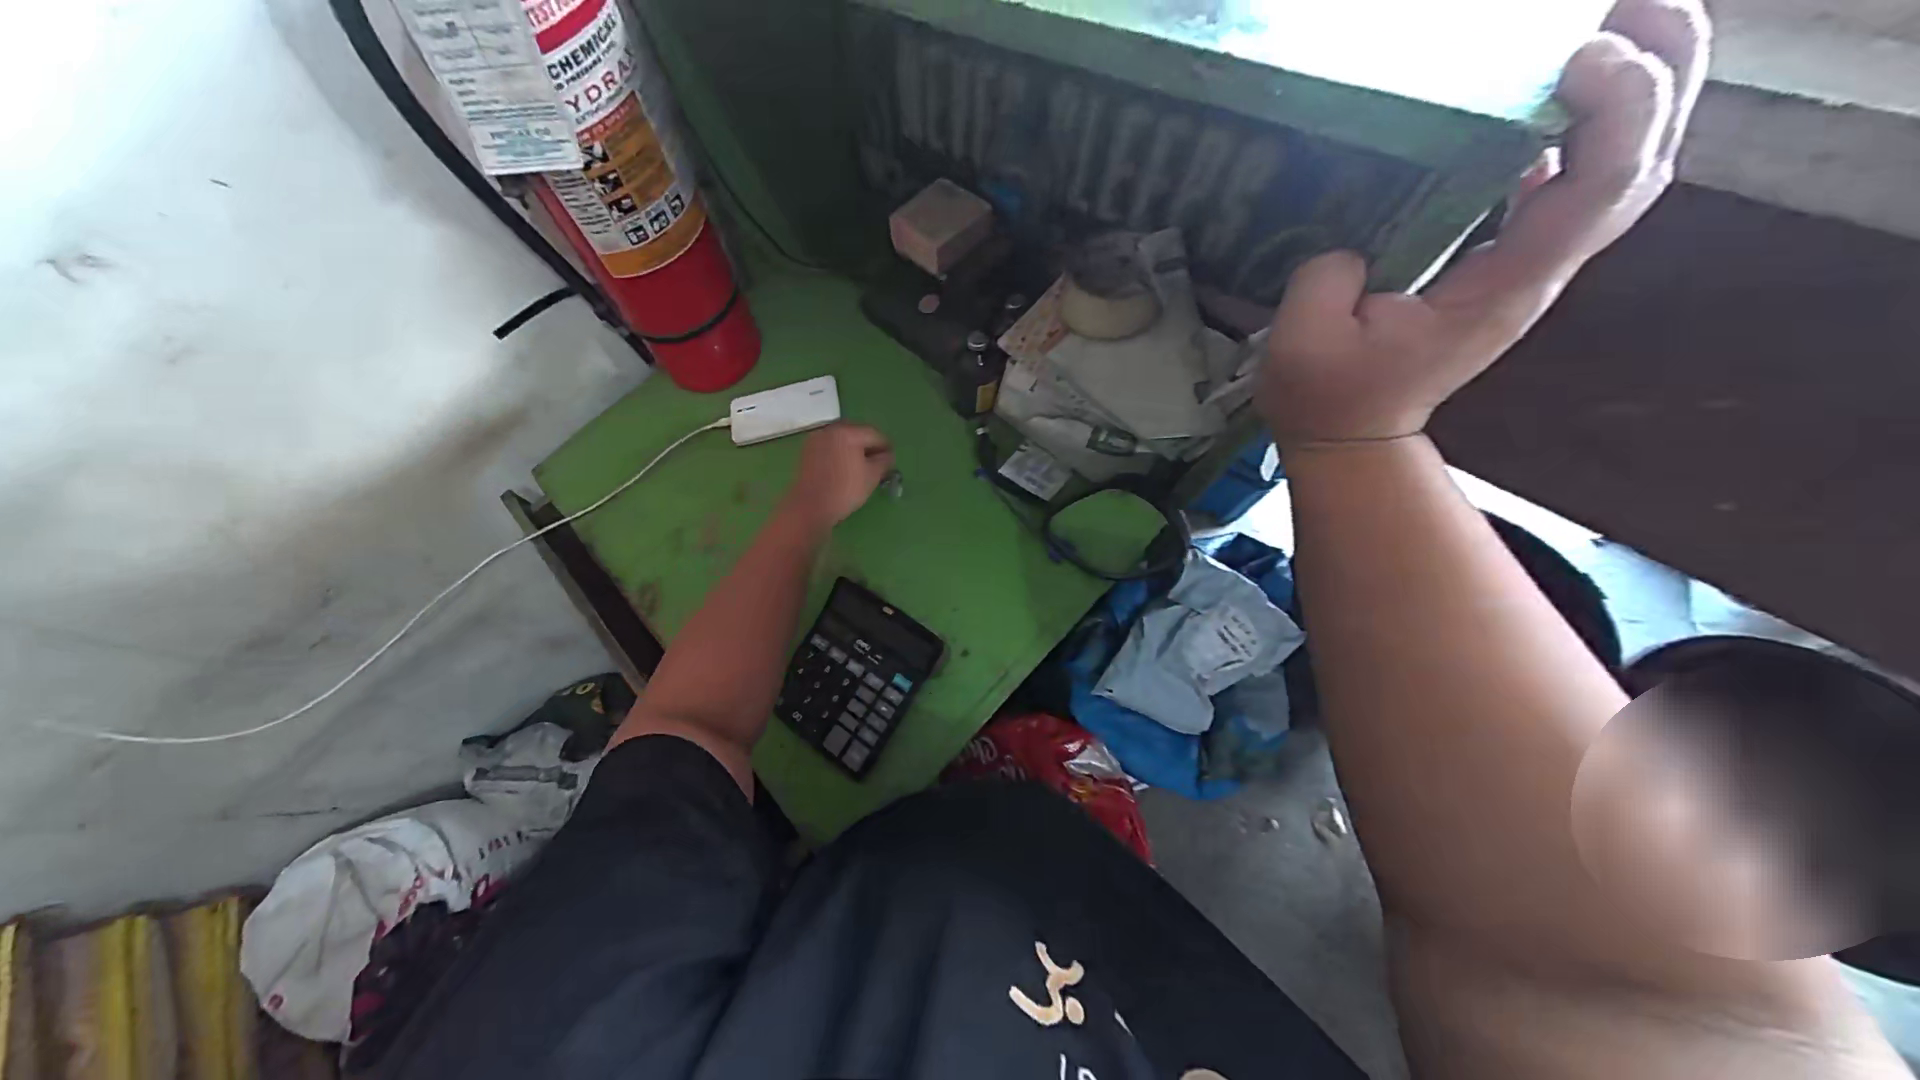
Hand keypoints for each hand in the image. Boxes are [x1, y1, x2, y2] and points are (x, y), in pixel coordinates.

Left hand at [781, 423, 894, 531]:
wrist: (810, 507)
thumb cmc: (845, 490)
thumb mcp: (872, 476)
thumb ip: (884, 461)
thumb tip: (887, 455)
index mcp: (848, 432)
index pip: (874, 434)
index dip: (886, 446)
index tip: (892, 458)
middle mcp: (830, 430)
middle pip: (856, 432)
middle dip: (869, 444)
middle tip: (878, 460)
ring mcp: (816, 440)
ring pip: (842, 439)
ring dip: (854, 448)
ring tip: (862, 465)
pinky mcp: (808, 451)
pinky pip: (830, 446)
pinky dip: (841, 452)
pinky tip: (845, 467)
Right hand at [1255, 0, 1709, 448]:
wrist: (1351, 434)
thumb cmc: (1326, 397)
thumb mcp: (1304, 342)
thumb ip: (1328, 278)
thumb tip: (1354, 234)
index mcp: (1499, 290)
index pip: (1598, 188)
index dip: (1616, 107)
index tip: (1577, 53)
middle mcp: (1535, 275)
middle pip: (1640, 167)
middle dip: (1662, 74)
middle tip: (1634, 2)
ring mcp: (1525, 271)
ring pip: (1616, 175)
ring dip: (1632, 98)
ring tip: (1607, 29)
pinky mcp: (1501, 269)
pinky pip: (1566, 193)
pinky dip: (1576, 137)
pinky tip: (1541, 105)